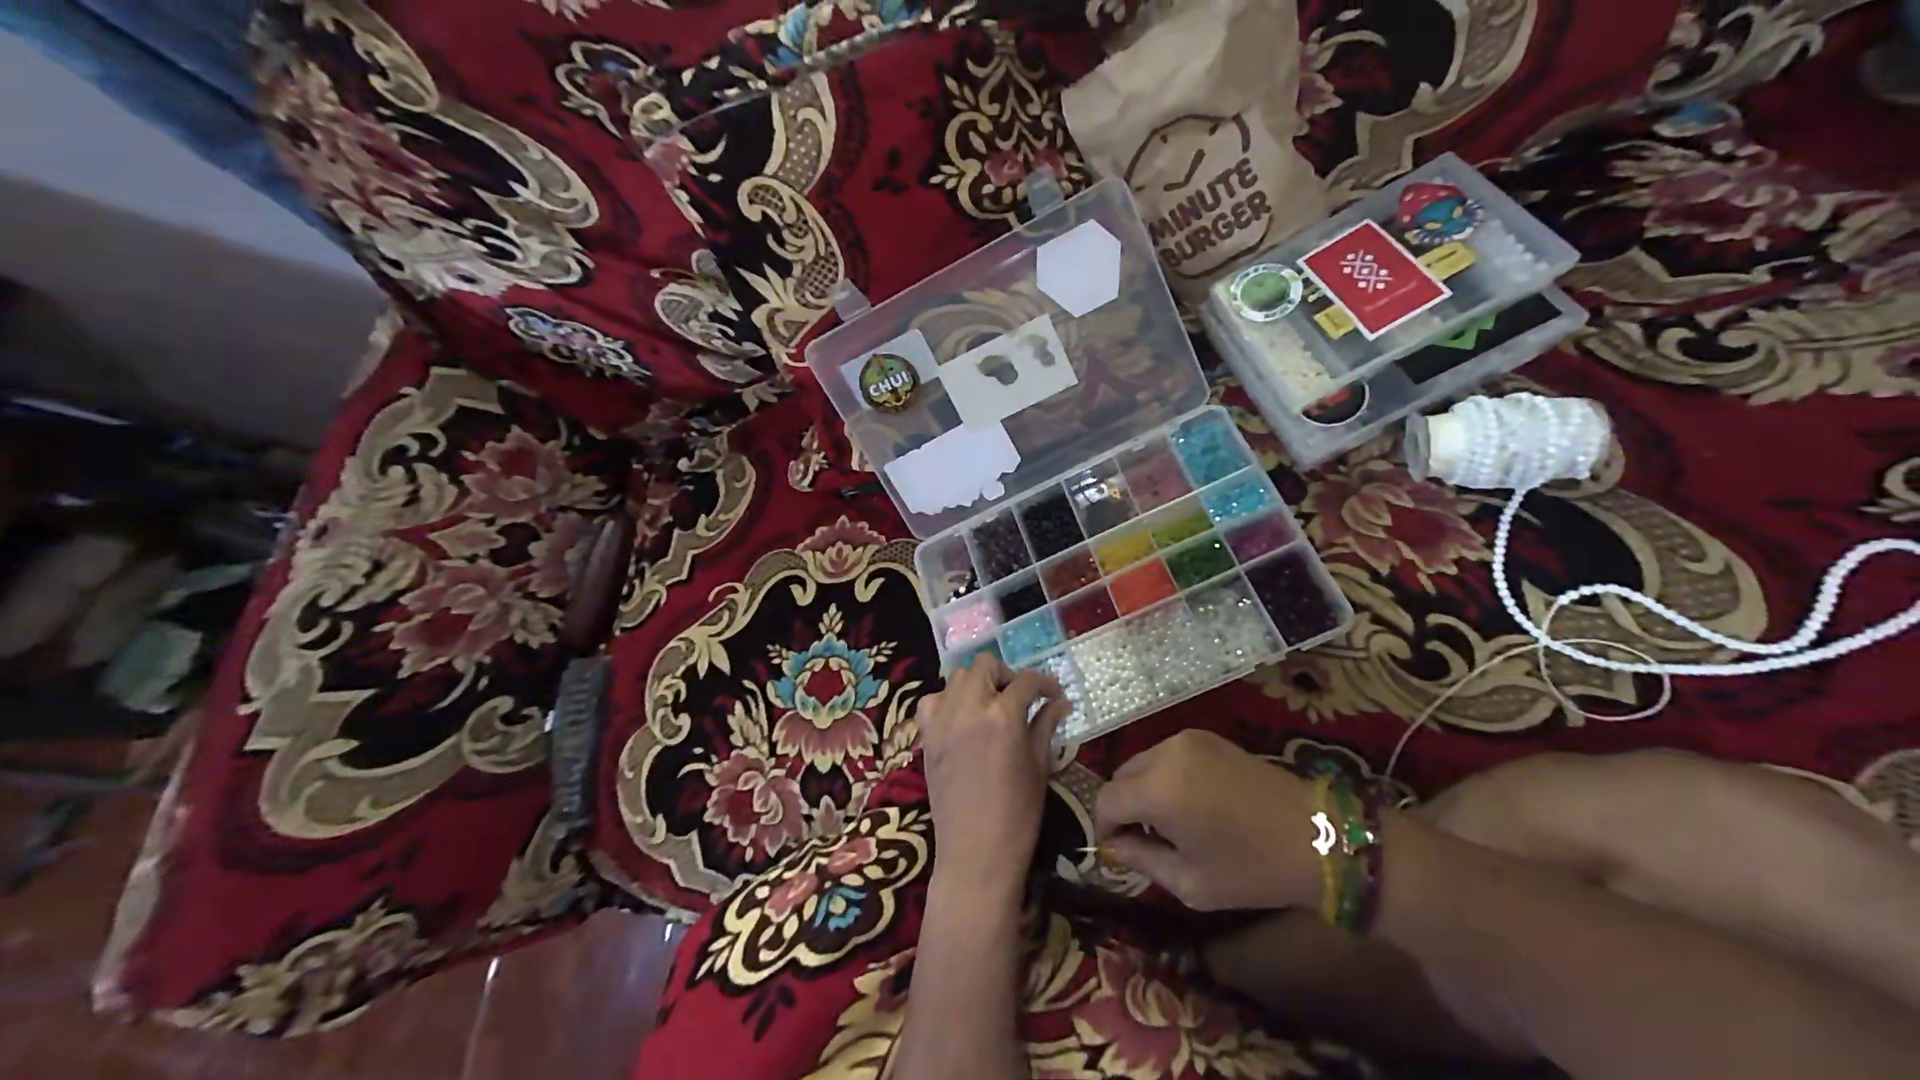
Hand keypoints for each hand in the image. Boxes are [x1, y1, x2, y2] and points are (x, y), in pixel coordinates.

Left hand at [915, 654, 1066, 889]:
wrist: (976, 853)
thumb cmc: (1018, 815)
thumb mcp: (1039, 767)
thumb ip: (1045, 726)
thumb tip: (1058, 703)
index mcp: (1003, 716)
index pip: (1026, 681)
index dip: (1044, 684)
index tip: (1053, 694)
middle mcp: (968, 708)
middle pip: (984, 665)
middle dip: (1007, 675)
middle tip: (1019, 697)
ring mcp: (942, 720)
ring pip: (956, 677)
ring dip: (977, 684)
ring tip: (991, 705)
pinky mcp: (926, 736)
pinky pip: (932, 701)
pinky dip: (948, 701)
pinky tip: (962, 719)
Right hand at [1093, 729, 1322, 910]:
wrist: (1320, 837)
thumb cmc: (1254, 869)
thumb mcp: (1190, 882)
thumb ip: (1140, 860)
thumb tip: (1113, 846)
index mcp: (1158, 789)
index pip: (1105, 800)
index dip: (1103, 828)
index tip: (1116, 852)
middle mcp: (1166, 753)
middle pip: (1120, 776)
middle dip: (1122, 808)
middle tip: (1141, 840)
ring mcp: (1187, 739)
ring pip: (1142, 763)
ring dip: (1142, 791)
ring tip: (1168, 823)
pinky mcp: (1207, 737)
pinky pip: (1166, 756)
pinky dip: (1163, 777)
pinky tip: (1189, 803)